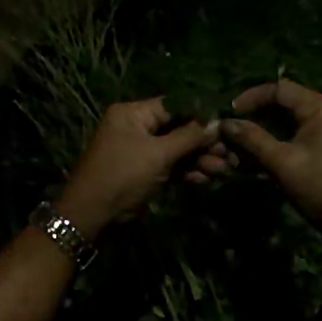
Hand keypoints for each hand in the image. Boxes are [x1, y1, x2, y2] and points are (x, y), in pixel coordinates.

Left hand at [57, 98, 218, 237]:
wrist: (92, 215)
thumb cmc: (122, 176)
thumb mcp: (157, 154)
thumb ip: (189, 137)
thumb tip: (216, 123)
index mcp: (133, 113)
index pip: (174, 105)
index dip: (202, 114)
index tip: (227, 123)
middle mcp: (137, 127)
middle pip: (178, 128)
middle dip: (204, 142)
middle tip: (229, 153)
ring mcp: (141, 151)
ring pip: (177, 149)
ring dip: (200, 159)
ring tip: (223, 169)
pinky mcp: (145, 172)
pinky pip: (171, 166)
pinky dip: (187, 171)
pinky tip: (206, 179)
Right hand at [219, 79, 321, 246]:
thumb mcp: (283, 163)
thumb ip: (252, 140)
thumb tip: (224, 124)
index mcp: (321, 107)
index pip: (279, 89)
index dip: (251, 97)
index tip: (229, 114)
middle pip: (283, 104)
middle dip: (255, 117)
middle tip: (232, 133)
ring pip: (289, 121)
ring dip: (264, 132)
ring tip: (240, 149)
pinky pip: (298, 135)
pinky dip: (278, 142)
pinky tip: (259, 158)